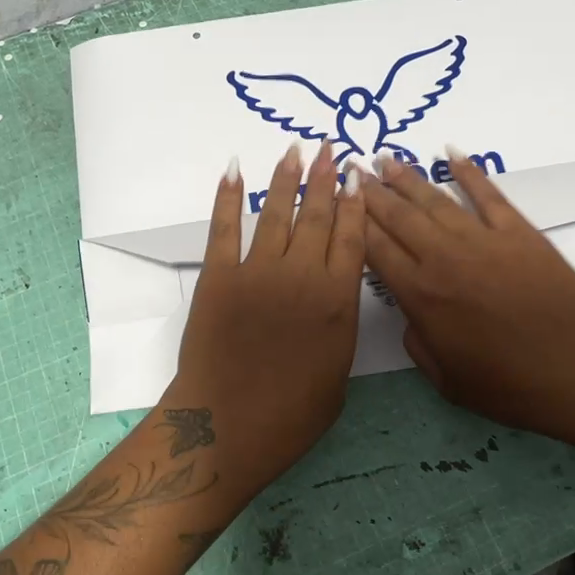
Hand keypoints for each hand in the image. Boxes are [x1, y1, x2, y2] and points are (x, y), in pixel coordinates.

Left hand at [164, 143, 366, 498]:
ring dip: (285, 179)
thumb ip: (340, 327)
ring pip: (275, 213)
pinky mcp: (219, 277)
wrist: (228, 426)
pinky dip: (226, 197)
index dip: (355, 203)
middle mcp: (302, 275)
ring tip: (294, 149)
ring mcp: (258, 272)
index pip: (352, 237)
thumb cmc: (291, 415)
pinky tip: (233, 171)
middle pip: (317, 216)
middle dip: (324, 178)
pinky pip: (224, 229)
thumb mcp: (338, 373)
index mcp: (337, 301)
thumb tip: (336, 296)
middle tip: (328, 147)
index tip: (355, 175)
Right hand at [358, 151, 574, 444]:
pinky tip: (452, 153)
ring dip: (408, 177)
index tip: (338, 199)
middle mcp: (444, 259)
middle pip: (398, 216)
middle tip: (353, 167)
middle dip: (371, 190)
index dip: (354, 221)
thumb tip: (412, 312)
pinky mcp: (519, 233)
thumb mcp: (446, 380)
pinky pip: (488, 194)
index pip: (374, 248)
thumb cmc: (511, 388)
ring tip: (387, 159)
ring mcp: (483, 240)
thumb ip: (418, 341)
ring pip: (435, 200)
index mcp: (421, 296)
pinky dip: (469, 172)